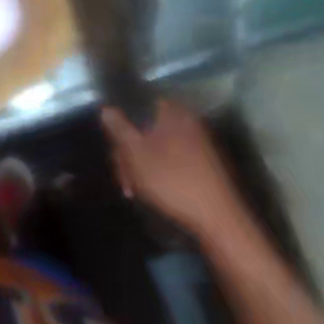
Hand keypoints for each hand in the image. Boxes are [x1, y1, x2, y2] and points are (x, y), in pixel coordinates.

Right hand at [101, 101, 250, 239]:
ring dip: (143, 169)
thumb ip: (119, 129)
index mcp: (171, 112)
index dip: (121, 131)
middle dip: (131, 156)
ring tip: (136, 193)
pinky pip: (175, 160)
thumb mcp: (136, 154)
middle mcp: (187, 120)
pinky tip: (156, 194)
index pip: (137, 109)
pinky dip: (161, 174)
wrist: (217, 215)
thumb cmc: (172, 180)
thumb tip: (106, 108)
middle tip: (125, 182)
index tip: (115, 155)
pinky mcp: (205, 162)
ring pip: (159, 149)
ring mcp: (199, 141)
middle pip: (147, 130)